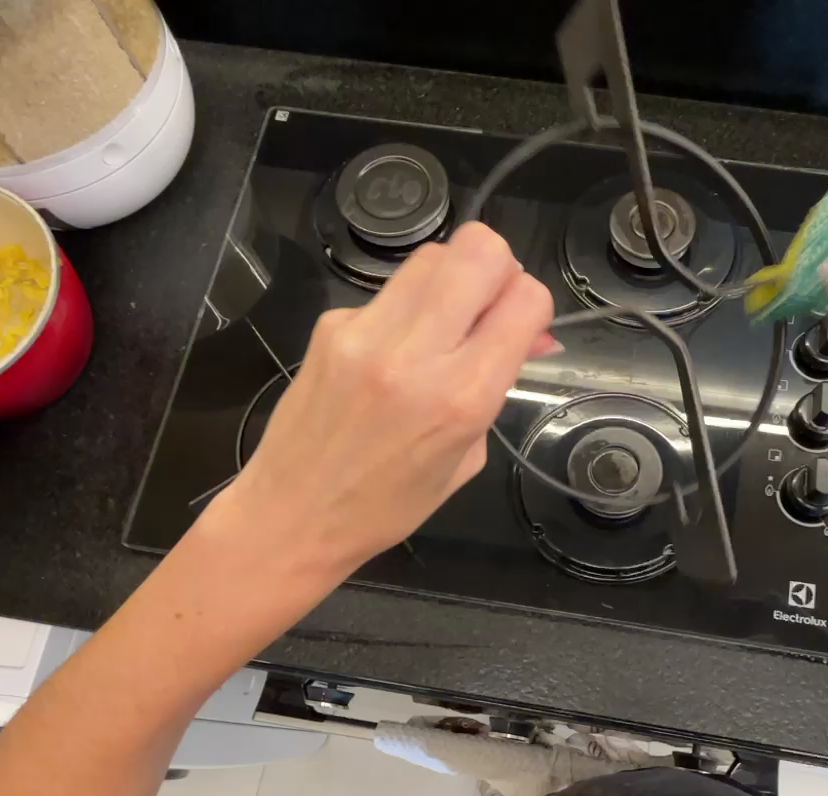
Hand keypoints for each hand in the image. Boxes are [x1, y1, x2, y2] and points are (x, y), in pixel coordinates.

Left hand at [210, 222, 554, 578]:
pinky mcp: (330, 324)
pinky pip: (390, 292)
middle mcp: (416, 353)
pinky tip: (393, 351)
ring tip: (445, 323)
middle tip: (489, 308)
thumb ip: (497, 389)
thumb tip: (528, 337)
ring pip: (433, 256)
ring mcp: (366, 332)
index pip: (524, 299)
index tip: (523, 328)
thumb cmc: (390, 507)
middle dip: (500, 270)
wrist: (293, 515)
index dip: (534, 305)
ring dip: (454, 279)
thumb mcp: (466, 460)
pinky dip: (407, 310)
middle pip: (480, 249)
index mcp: (462, 398)